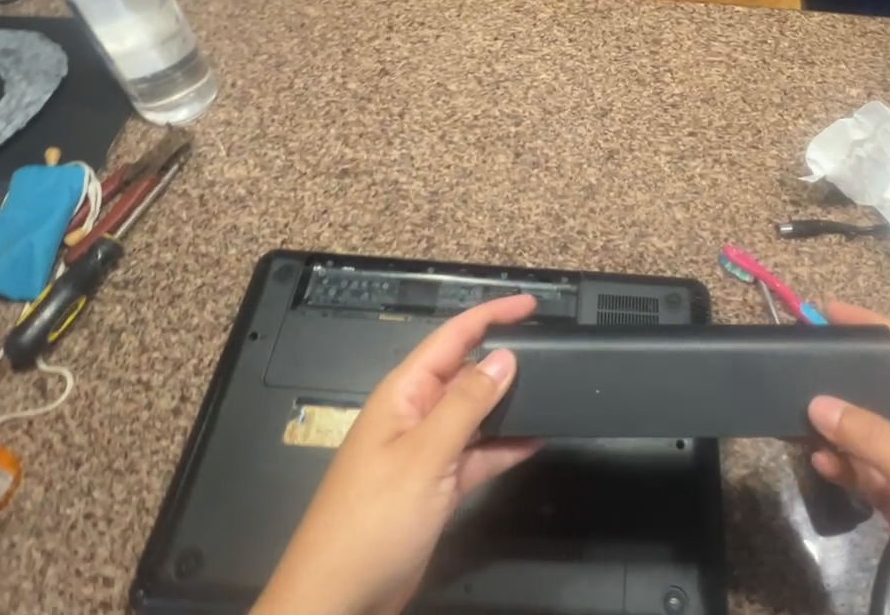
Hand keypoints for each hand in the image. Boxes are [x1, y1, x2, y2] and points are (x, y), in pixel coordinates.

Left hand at [253, 294, 539, 614]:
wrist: (338, 598)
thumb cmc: (371, 519)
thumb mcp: (424, 455)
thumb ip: (467, 404)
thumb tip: (505, 357)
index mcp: (404, 393)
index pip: (453, 337)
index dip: (491, 315)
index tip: (530, 303)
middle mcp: (415, 413)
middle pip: (465, 373)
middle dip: (504, 359)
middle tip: (550, 351)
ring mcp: (425, 451)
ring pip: (474, 414)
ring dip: (508, 406)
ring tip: (550, 394)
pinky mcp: (435, 485)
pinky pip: (476, 455)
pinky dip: (503, 449)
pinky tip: (533, 443)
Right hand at [807, 302, 889, 614]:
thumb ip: (875, 441)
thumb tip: (818, 403)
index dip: (874, 327)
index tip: (829, 312)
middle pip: (882, 392)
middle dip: (844, 378)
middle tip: (797, 363)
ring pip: (868, 435)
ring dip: (835, 428)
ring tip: (795, 417)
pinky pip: (865, 475)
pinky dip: (842, 467)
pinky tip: (819, 462)